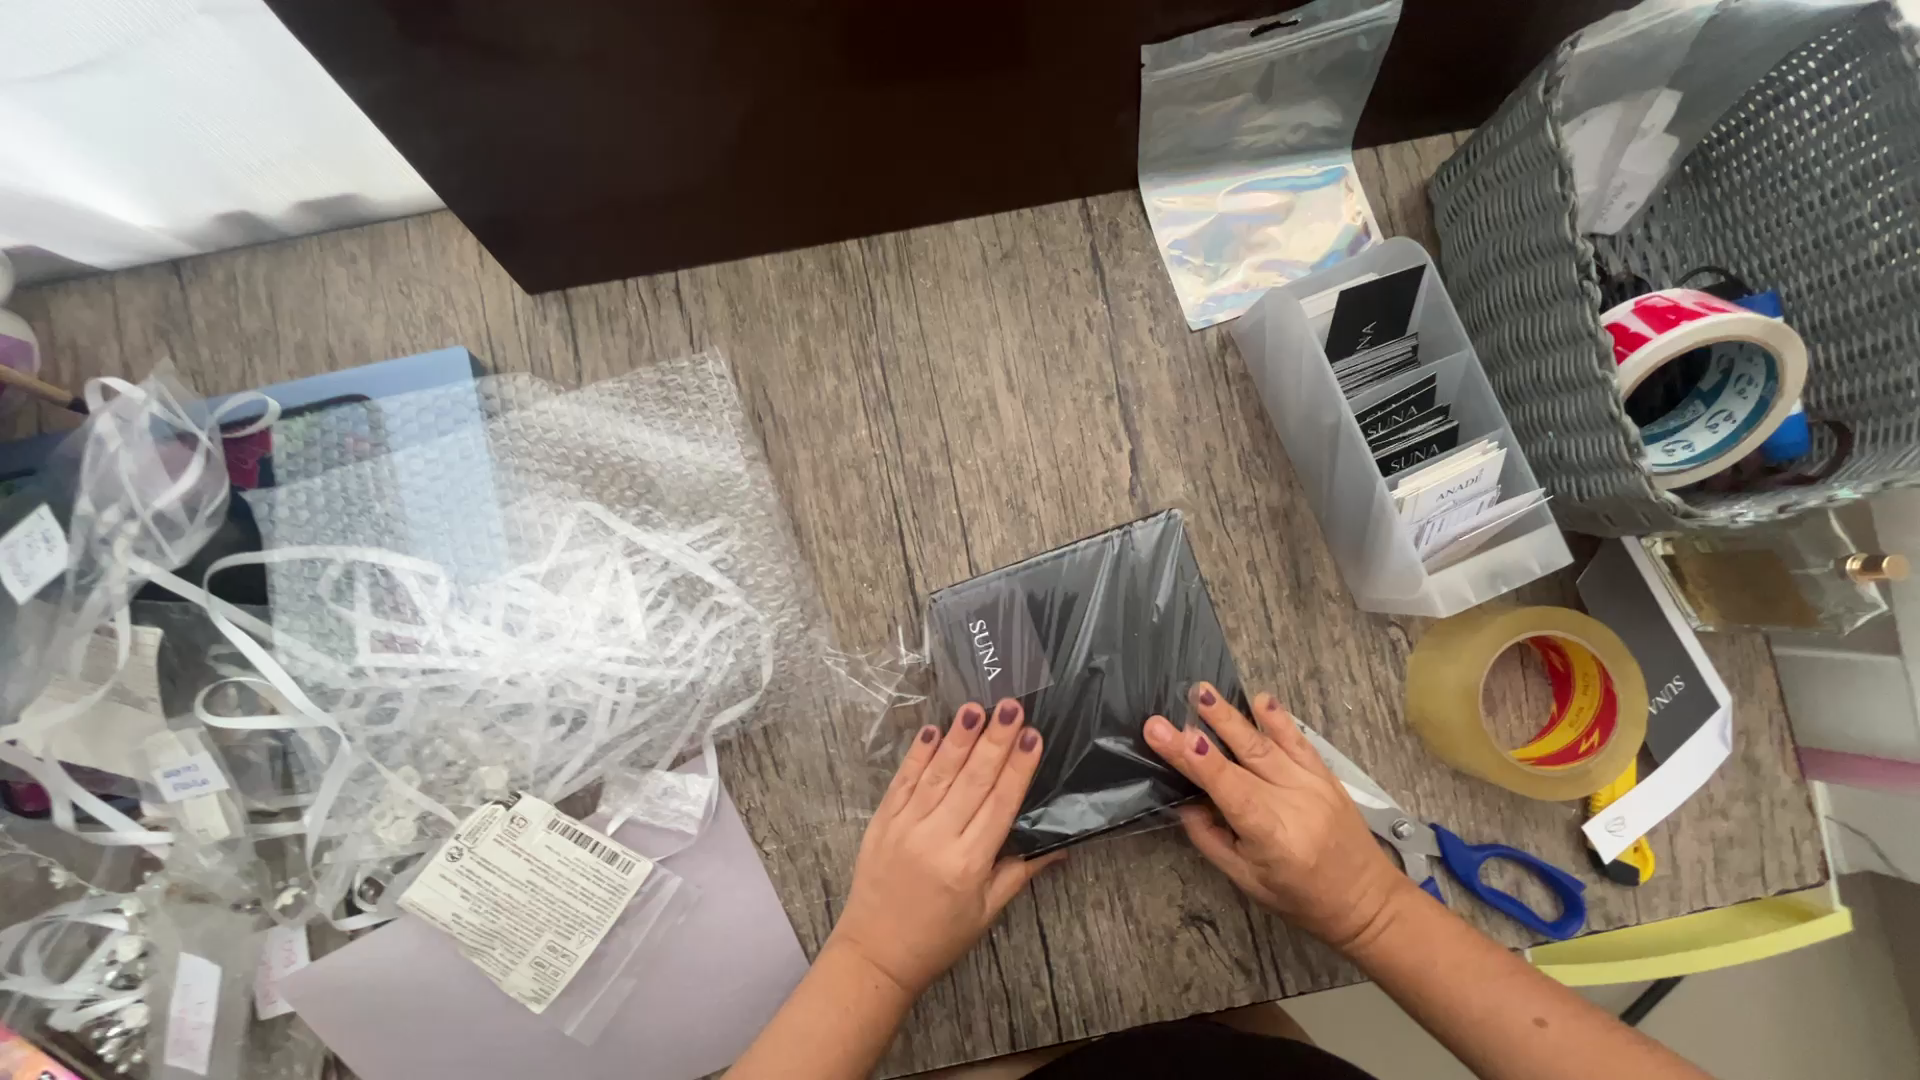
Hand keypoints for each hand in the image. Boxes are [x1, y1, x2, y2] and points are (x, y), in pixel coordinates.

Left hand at [825, 698, 1066, 996]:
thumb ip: (1020, 872)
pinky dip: (918, 754)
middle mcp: (937, 839)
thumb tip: (1060, 845)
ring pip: (938, 774)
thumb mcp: (987, 912)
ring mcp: (906, 826)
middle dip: (994, 740)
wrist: (875, 954)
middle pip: (972, 781)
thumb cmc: (938, 937)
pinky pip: (903, 781)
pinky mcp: (882, 821)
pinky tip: (933, 730)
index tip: (1033, 736)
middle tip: (1011, 706)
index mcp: (968, 864)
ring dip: (958, 738)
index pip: (1000, 804)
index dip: (1018, 768)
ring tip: (976, 708)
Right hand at [1144, 685, 1417, 952]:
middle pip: (1245, 758)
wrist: (1368, 903)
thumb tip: (1184, 800)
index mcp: (1271, 836)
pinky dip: (1278, 719)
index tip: (1167, 734)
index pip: (1227, 789)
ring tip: (1205, 691)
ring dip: (1234, 715)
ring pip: (1267, 743)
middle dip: (1209, 725)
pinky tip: (1260, 699)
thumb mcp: (1246, 880)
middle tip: (1182, 698)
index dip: (1198, 760)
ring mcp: (1313, 786)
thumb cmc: (1301, 899)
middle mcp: (1294, 804)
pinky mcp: (1326, 776)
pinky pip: (1299, 741)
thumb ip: (1210, 838)